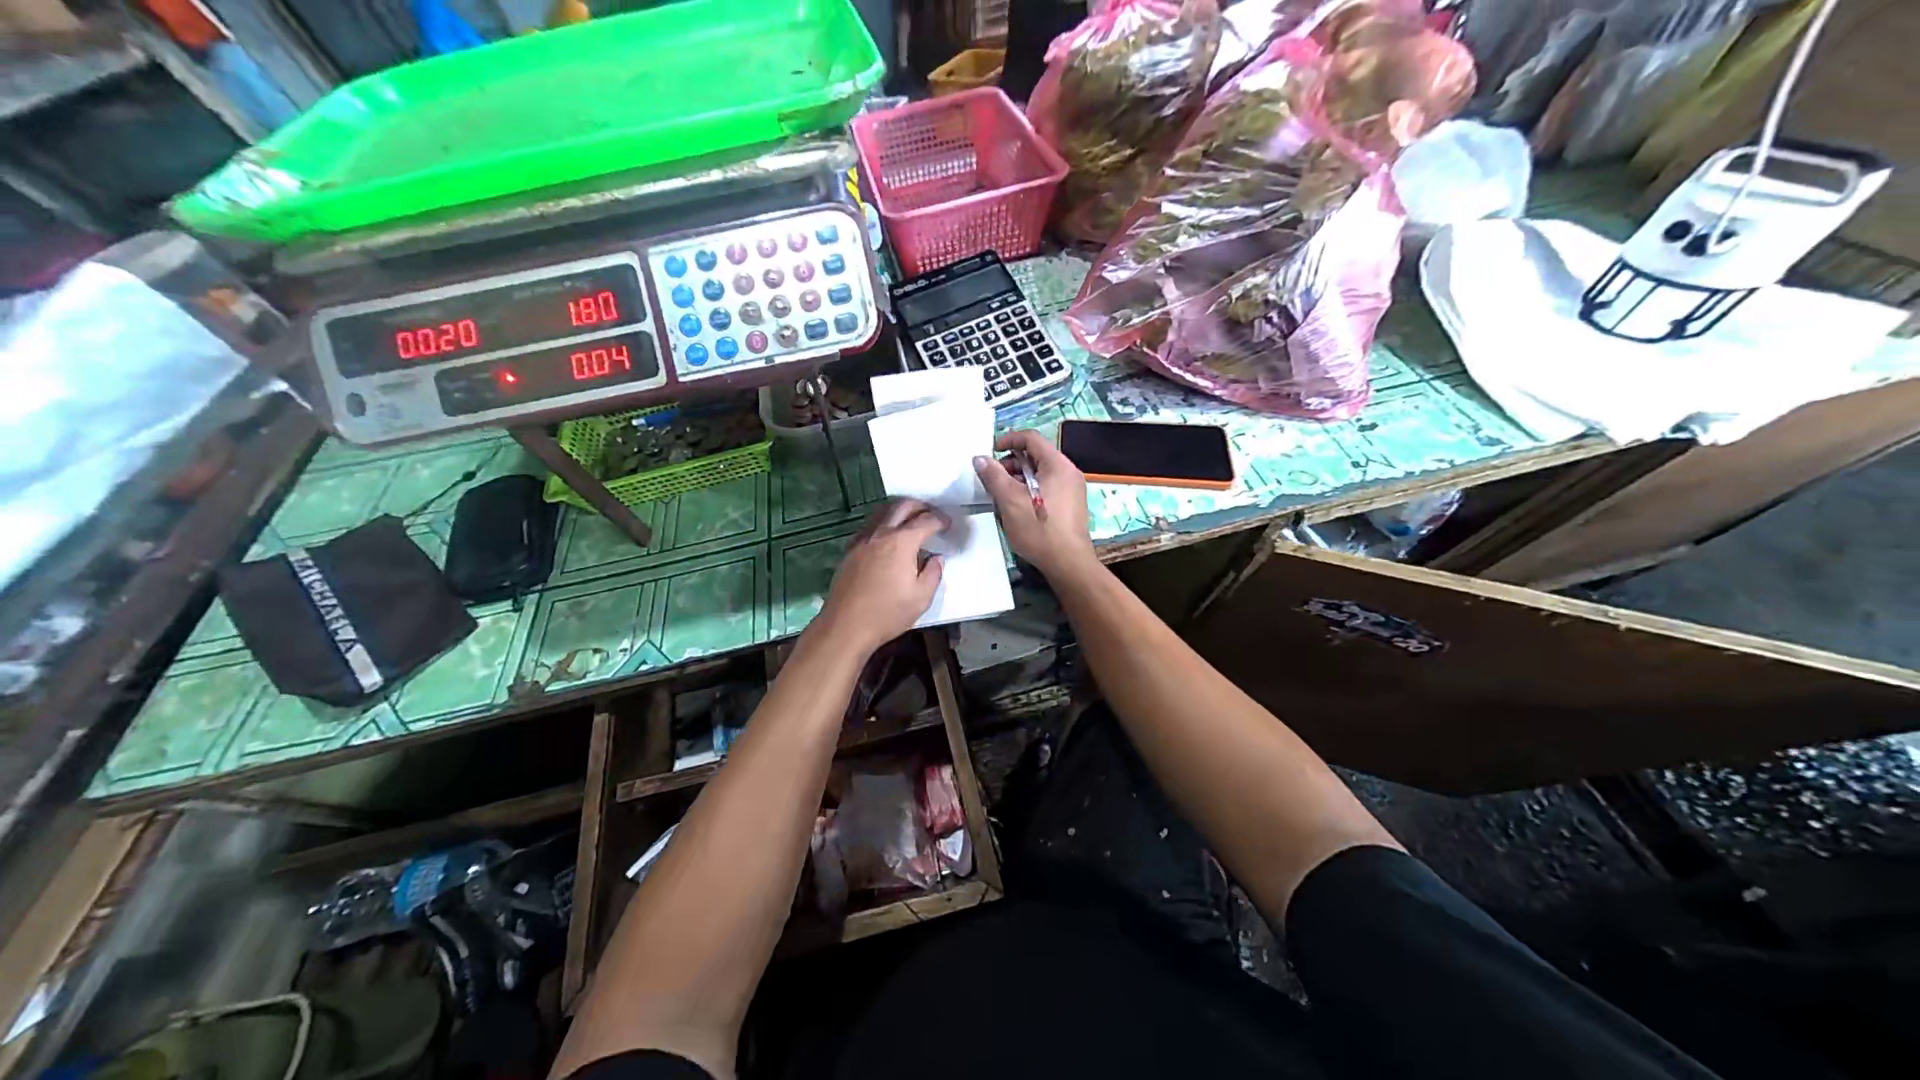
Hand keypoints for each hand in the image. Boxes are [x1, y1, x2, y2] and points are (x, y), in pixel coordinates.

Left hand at [811, 499, 947, 654]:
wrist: (846, 626)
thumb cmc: (887, 614)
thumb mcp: (921, 598)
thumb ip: (933, 573)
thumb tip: (935, 558)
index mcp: (901, 542)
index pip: (926, 521)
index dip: (940, 520)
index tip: (948, 524)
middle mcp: (880, 534)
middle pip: (901, 506)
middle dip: (920, 506)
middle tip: (932, 514)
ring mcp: (862, 540)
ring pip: (882, 512)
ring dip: (900, 511)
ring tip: (911, 521)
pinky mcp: (850, 550)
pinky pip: (870, 526)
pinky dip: (884, 523)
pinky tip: (888, 538)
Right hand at [973, 430, 1096, 581]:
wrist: (1069, 563)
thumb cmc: (1040, 530)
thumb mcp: (1010, 501)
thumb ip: (994, 476)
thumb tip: (980, 458)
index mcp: (1058, 465)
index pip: (1031, 438)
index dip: (1008, 440)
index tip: (991, 453)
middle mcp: (1069, 472)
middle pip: (1036, 455)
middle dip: (1011, 464)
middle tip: (994, 480)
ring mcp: (1073, 489)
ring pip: (1041, 473)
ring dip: (1019, 479)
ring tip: (1003, 497)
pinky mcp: (1071, 505)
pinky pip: (1048, 486)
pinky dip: (1031, 490)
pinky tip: (1018, 508)